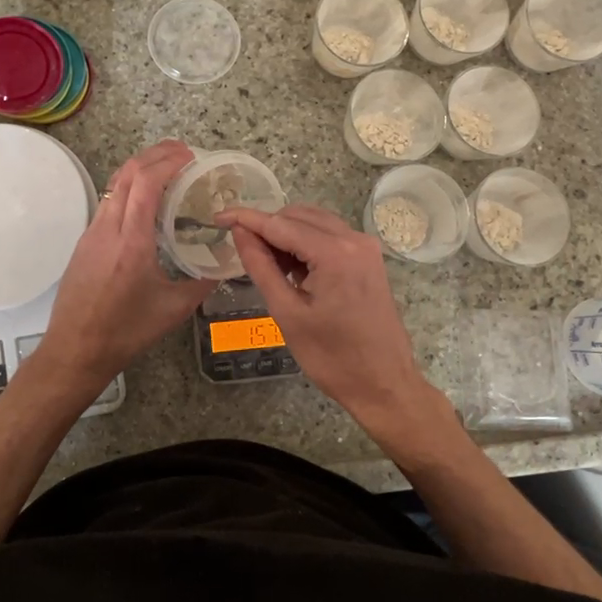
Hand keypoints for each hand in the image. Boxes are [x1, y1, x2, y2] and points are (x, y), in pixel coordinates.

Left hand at [39, 141, 217, 389]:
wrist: (74, 350)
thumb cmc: (125, 332)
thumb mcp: (173, 309)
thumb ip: (202, 283)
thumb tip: (225, 264)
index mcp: (131, 241)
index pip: (146, 182)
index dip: (168, 161)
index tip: (191, 156)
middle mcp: (108, 229)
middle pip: (127, 173)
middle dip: (155, 155)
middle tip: (183, 153)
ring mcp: (92, 233)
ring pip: (114, 185)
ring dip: (140, 169)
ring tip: (167, 170)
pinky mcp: (85, 242)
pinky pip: (108, 202)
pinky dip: (129, 189)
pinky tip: (146, 202)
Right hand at [218, 205, 436, 429]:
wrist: (384, 384)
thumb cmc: (332, 357)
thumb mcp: (287, 313)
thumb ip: (261, 266)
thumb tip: (239, 233)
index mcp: (335, 253)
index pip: (280, 224)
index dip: (246, 218)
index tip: (218, 217)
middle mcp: (354, 239)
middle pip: (298, 216)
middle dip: (267, 227)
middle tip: (243, 251)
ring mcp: (365, 247)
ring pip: (314, 222)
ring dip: (286, 234)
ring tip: (267, 263)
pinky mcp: (369, 258)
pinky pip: (330, 236)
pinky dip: (306, 242)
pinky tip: (292, 268)